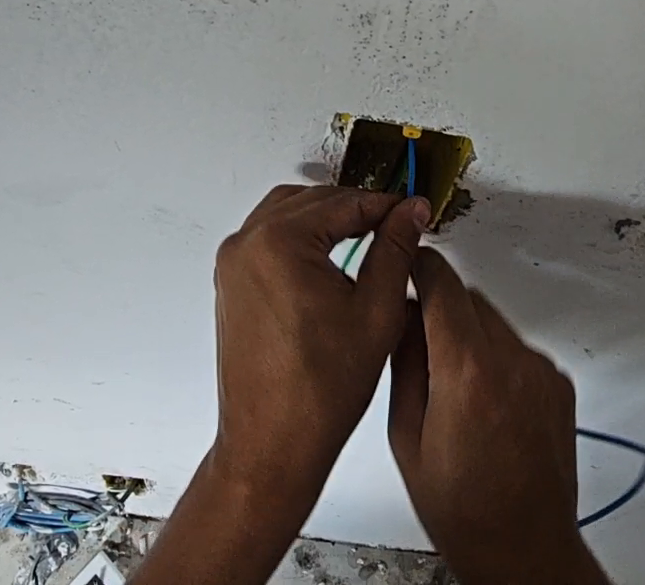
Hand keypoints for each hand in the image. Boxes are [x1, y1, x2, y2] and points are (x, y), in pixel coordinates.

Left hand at [210, 184, 430, 493]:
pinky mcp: (231, 281)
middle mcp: (247, 245)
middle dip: (358, 208)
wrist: (272, 444)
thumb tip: (410, 212)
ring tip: (368, 236)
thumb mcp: (376, 311)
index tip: (413, 211)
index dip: (388, 206)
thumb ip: (396, 248)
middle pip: (315, 200)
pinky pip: (268, 235)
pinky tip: (331, 255)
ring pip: (289, 211)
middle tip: (397, 224)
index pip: (346, 203)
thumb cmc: (316, 393)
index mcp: (280, 244)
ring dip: (328, 216)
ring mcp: (233, 263)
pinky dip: (301, 234)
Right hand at [388, 249, 610, 584]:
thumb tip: (401, 315)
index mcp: (467, 373)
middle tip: (419, 340)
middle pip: (469, 298)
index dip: (420, 266)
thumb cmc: (463, 509)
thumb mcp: (407, 436)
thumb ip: (404, 363)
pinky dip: (496, 356)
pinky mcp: (558, 382)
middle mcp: (512, 362)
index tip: (408, 260)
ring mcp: (540, 371)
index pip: (442, 285)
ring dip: (470, 332)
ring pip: (494, 320)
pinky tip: (484, 399)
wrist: (525, 549)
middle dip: (441, 306)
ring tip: (453, 384)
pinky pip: (517, 346)